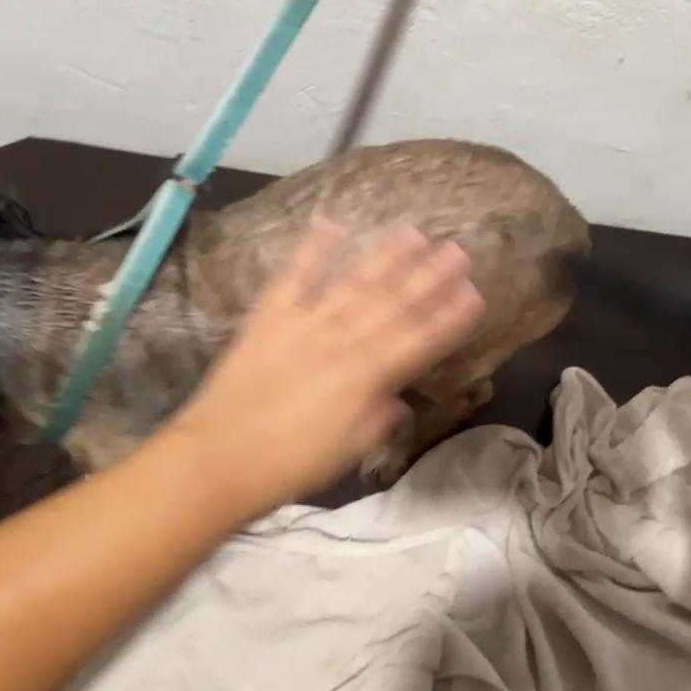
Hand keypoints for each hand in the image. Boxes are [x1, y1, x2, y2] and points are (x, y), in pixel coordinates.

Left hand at [166, 219, 484, 516]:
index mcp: (365, 379)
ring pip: (354, 283)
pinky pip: (295, 277)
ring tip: (412, 230)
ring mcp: (305, 324)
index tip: (474, 293)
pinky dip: (313, 249)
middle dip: (429, 277)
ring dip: (385, 256)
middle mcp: (342, 343)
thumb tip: (395, 398)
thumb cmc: (286, 468)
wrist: (216, 460)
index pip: (418, 341)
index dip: (448, 317)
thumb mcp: (344, 454)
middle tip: (457, 250)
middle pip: (394, 304)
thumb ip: (374, 421)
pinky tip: (332, 223)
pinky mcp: (270, 317)